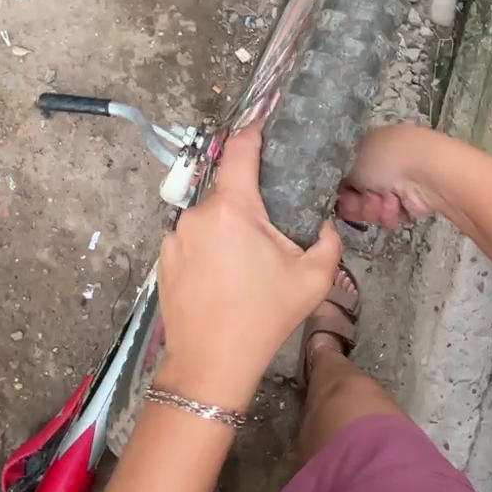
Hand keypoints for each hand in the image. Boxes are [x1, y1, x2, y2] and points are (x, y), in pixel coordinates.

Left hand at [155, 122, 342, 408]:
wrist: (211, 363)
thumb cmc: (264, 318)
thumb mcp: (314, 279)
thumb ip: (329, 241)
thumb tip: (325, 224)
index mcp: (233, 209)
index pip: (242, 150)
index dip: (255, 133)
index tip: (266, 128)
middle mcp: (197, 214)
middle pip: (228, 192)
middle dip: (250, 206)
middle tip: (269, 237)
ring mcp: (175, 237)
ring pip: (210, 219)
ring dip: (227, 231)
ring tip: (244, 267)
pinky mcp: (163, 259)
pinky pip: (192, 241)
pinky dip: (208, 249)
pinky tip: (222, 280)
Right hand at [336, 124, 458, 229]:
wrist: (426, 172)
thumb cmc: (386, 160)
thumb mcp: (355, 166)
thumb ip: (346, 180)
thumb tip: (347, 188)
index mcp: (374, 143)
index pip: (352, 171)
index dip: (346, 189)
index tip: (343, 199)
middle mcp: (388, 161)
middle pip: (363, 192)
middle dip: (360, 202)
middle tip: (364, 202)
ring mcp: (403, 180)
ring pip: (377, 205)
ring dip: (375, 208)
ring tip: (385, 201)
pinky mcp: (416, 199)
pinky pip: (394, 213)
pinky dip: (392, 212)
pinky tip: (396, 206)